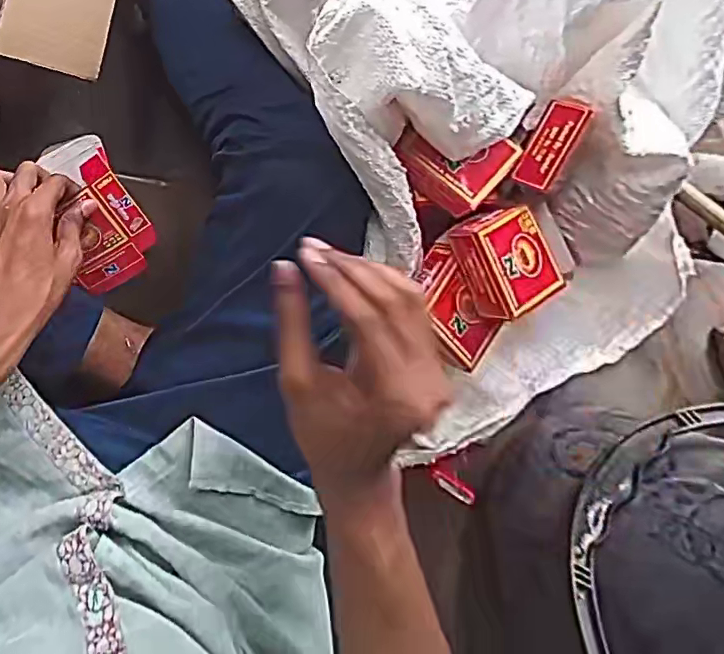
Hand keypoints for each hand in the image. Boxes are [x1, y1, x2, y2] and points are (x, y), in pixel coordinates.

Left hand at [0, 163, 94, 384]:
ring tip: (26, 193)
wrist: (1, 319)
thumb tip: (82, 210)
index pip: (55, 181)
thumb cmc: (32, 297)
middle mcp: (9, 209)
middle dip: (43, 177)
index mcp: (35, 212)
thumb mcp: (67, 261)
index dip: (70, 187)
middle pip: (25, 171)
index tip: (77, 199)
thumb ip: (74, 229)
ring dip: (11, 180)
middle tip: (55, 194)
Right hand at [274, 237, 452, 507]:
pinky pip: (415, 307)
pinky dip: (385, 282)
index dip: (333, 278)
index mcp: (393, 392)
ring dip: (368, 269)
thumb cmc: (322, 435)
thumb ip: (291, 321)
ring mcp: (437, 369)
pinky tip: (357, 271)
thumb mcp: (296, 381)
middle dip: (349, 267)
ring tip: (331, 255)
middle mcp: (427, 378)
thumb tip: (285, 268)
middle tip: (314, 248)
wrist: (360, 475)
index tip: (305, 254)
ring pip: (408, 297)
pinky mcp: (436, 360)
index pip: (365, 316)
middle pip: (392, 300)